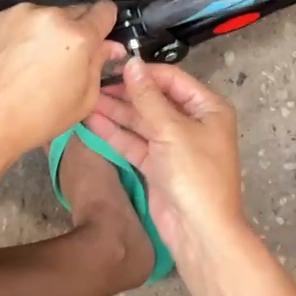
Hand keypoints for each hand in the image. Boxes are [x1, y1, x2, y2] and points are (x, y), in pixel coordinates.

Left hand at [0, 1, 123, 159]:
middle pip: (78, 11)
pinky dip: (30, 31)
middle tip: (68, 57)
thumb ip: (100, 64)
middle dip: (78, 30)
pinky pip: (27, 18)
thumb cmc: (39, 118)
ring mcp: (24, 14)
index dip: (106, 24)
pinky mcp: (2, 18)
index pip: (105, 10)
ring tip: (39, 59)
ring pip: (51, 15)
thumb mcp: (84, 99)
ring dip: (53, 30)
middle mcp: (52, 16)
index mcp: (77, 37)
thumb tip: (111, 46)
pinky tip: (20, 56)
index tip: (100, 36)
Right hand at [83, 59, 243, 250]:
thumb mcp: (172, 130)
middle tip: (94, 83)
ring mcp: (174, 145)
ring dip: (116, 112)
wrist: (200, 232)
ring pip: (141, 121)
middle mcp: (193, 123)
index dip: (143, 73)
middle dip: (126, 93)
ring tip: (87, 100)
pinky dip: (116, 133)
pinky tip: (92, 122)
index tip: (114, 67)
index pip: (172, 79)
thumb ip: (148, 96)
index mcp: (208, 108)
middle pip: (155, 99)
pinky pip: (135, 142)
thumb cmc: (196, 175)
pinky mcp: (158, 165)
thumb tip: (132, 63)